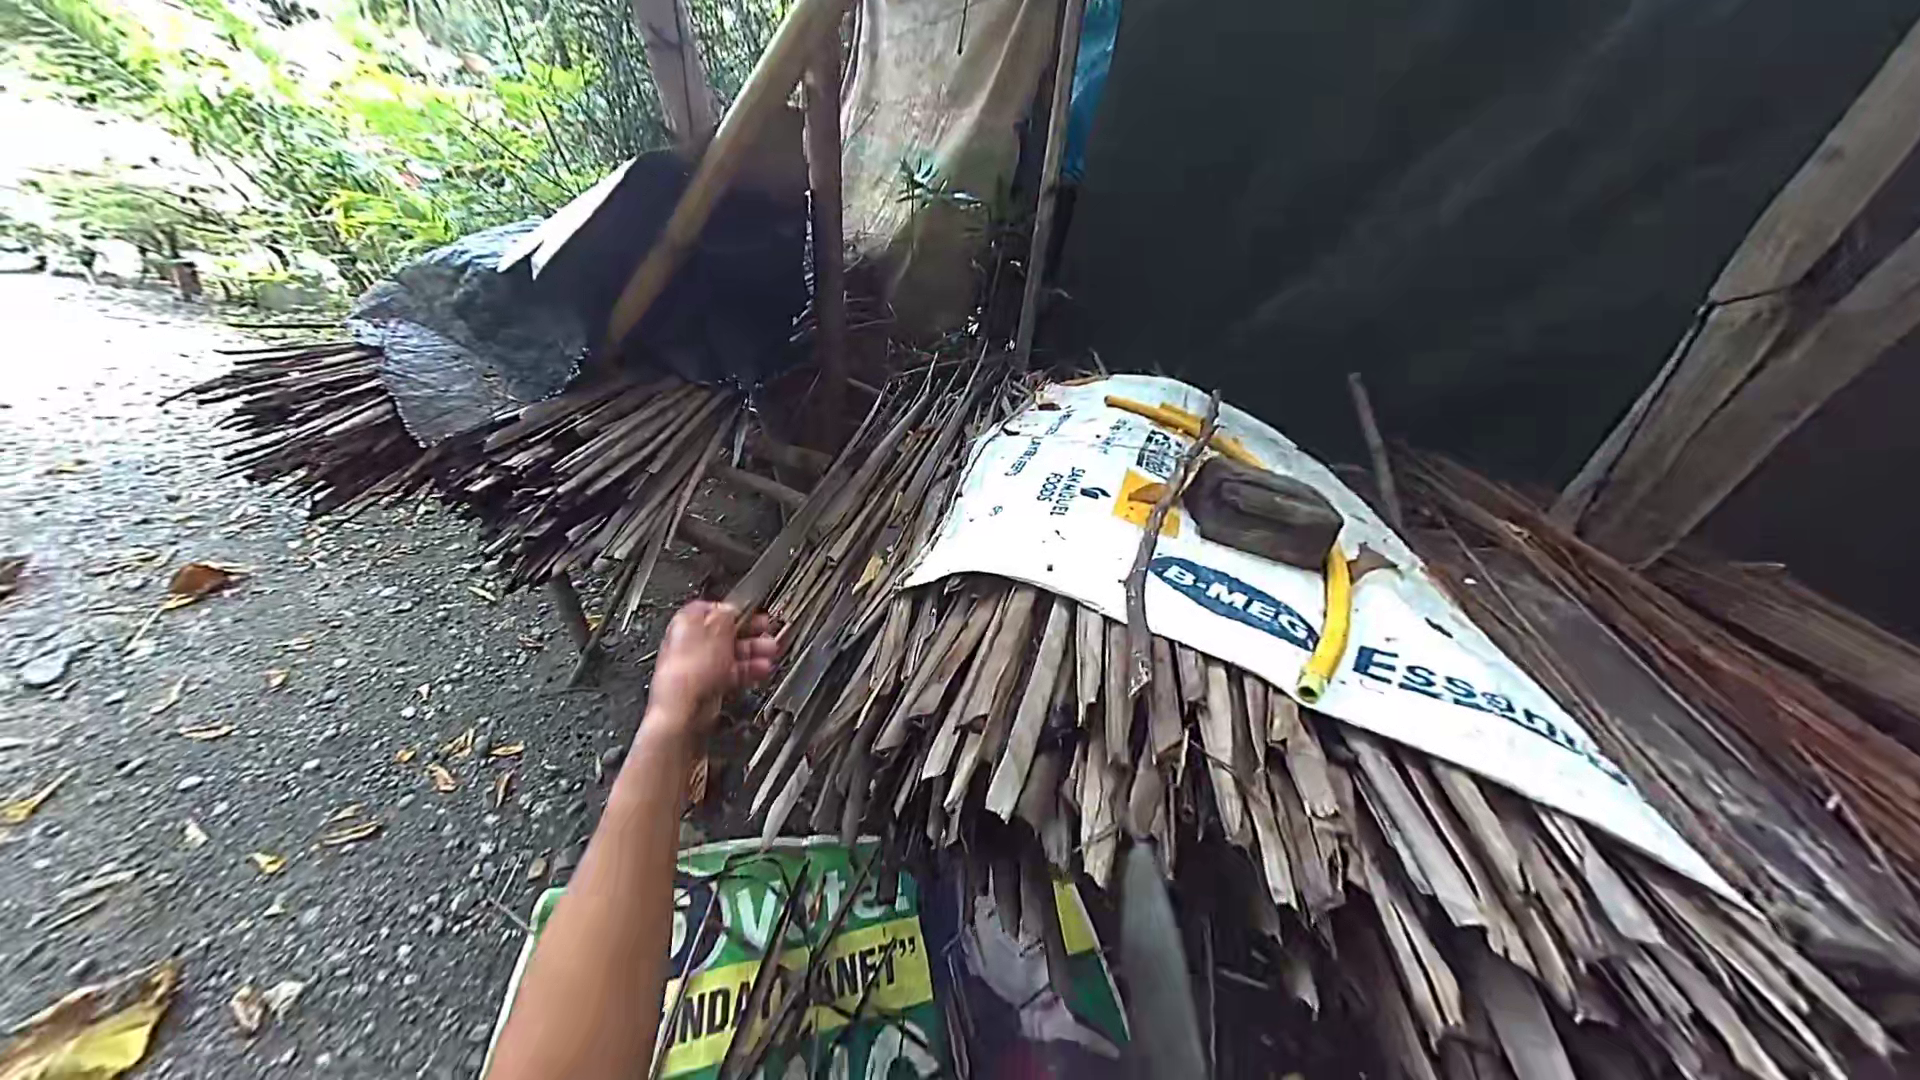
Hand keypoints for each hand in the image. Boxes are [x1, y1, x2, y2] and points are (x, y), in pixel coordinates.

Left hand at [646, 601, 780, 735]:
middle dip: (750, 632)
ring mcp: (701, 666)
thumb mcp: (717, 632)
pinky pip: (733, 672)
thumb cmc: (690, 671)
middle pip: (726, 632)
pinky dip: (749, 670)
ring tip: (770, 650)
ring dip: (754, 651)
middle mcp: (692, 644)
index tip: (750, 612)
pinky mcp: (710, 685)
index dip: (734, 610)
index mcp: (686, 624)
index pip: (712, 609)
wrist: (684, 710)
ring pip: (733, 653)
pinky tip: (762, 668)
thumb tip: (731, 608)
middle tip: (766, 631)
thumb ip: (726, 615)